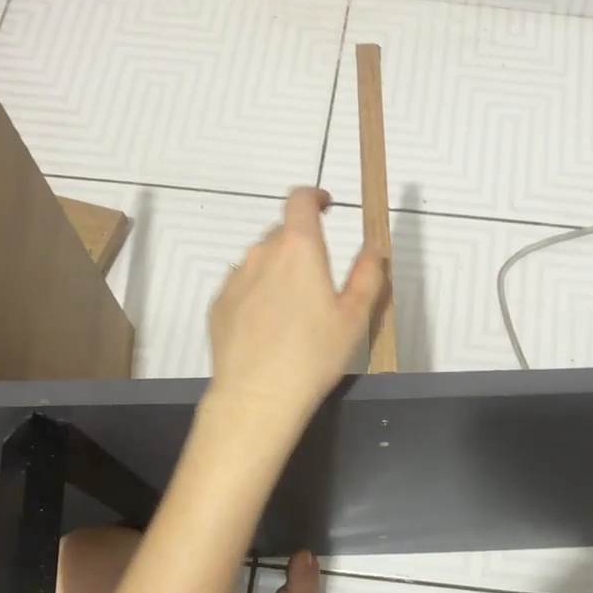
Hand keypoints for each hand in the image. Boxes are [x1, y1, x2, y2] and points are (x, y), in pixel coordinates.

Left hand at [207, 187, 385, 422]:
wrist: (258, 396)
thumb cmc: (314, 356)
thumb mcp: (354, 319)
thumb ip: (367, 277)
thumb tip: (373, 249)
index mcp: (298, 248)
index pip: (300, 200)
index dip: (314, 197)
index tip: (325, 205)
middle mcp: (261, 253)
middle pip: (281, 234)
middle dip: (300, 245)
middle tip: (317, 282)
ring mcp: (235, 278)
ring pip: (260, 261)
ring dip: (277, 272)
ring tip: (292, 310)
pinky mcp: (219, 304)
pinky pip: (242, 287)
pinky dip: (257, 294)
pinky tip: (267, 328)